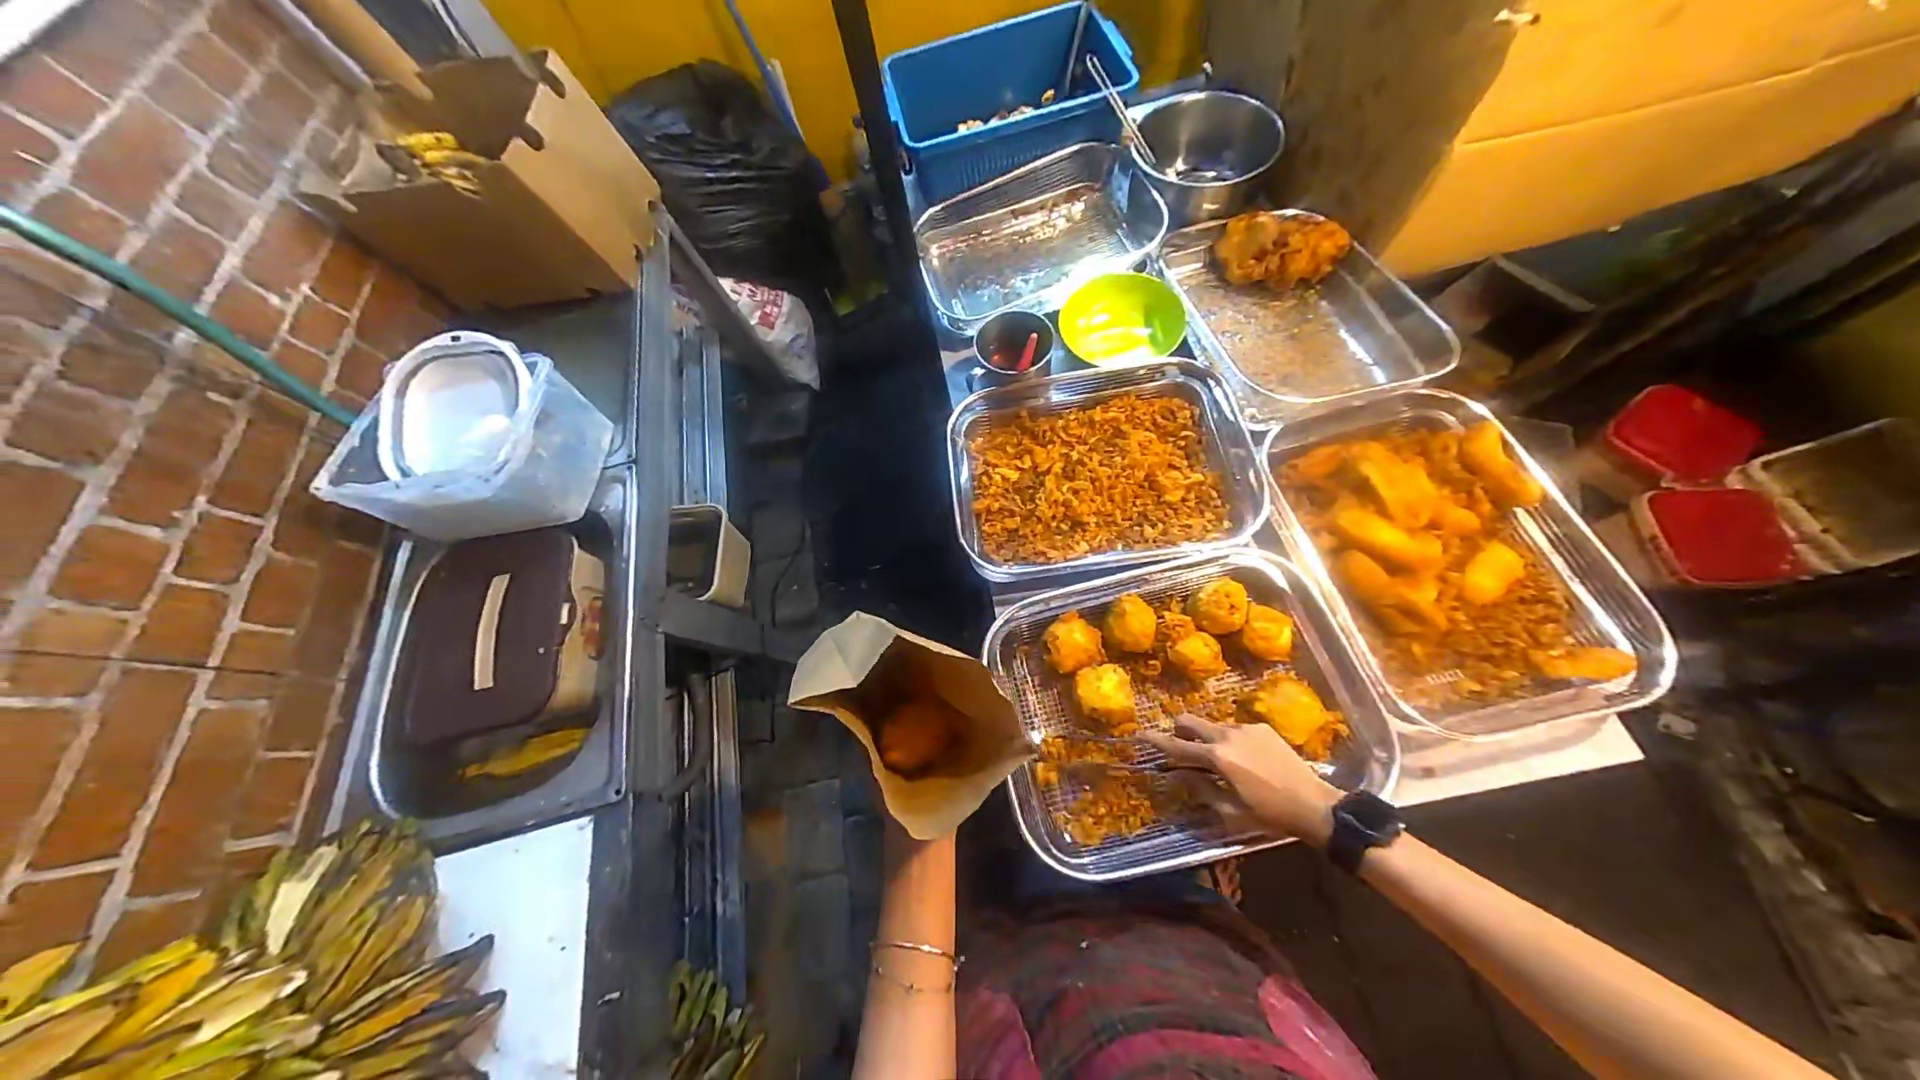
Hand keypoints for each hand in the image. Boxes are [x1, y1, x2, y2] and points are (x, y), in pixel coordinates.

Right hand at [1140, 716, 1343, 846]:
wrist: (1315, 805)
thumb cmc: (1269, 814)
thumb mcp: (1229, 810)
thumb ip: (1200, 788)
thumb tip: (1177, 774)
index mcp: (1217, 757)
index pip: (1177, 747)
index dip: (1155, 742)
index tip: (1139, 735)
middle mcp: (1228, 735)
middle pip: (1189, 722)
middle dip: (1179, 731)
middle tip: (1181, 749)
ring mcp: (1246, 728)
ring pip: (1212, 726)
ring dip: (1206, 739)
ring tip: (1220, 762)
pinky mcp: (1262, 728)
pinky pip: (1234, 729)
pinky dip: (1229, 740)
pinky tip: (1244, 760)